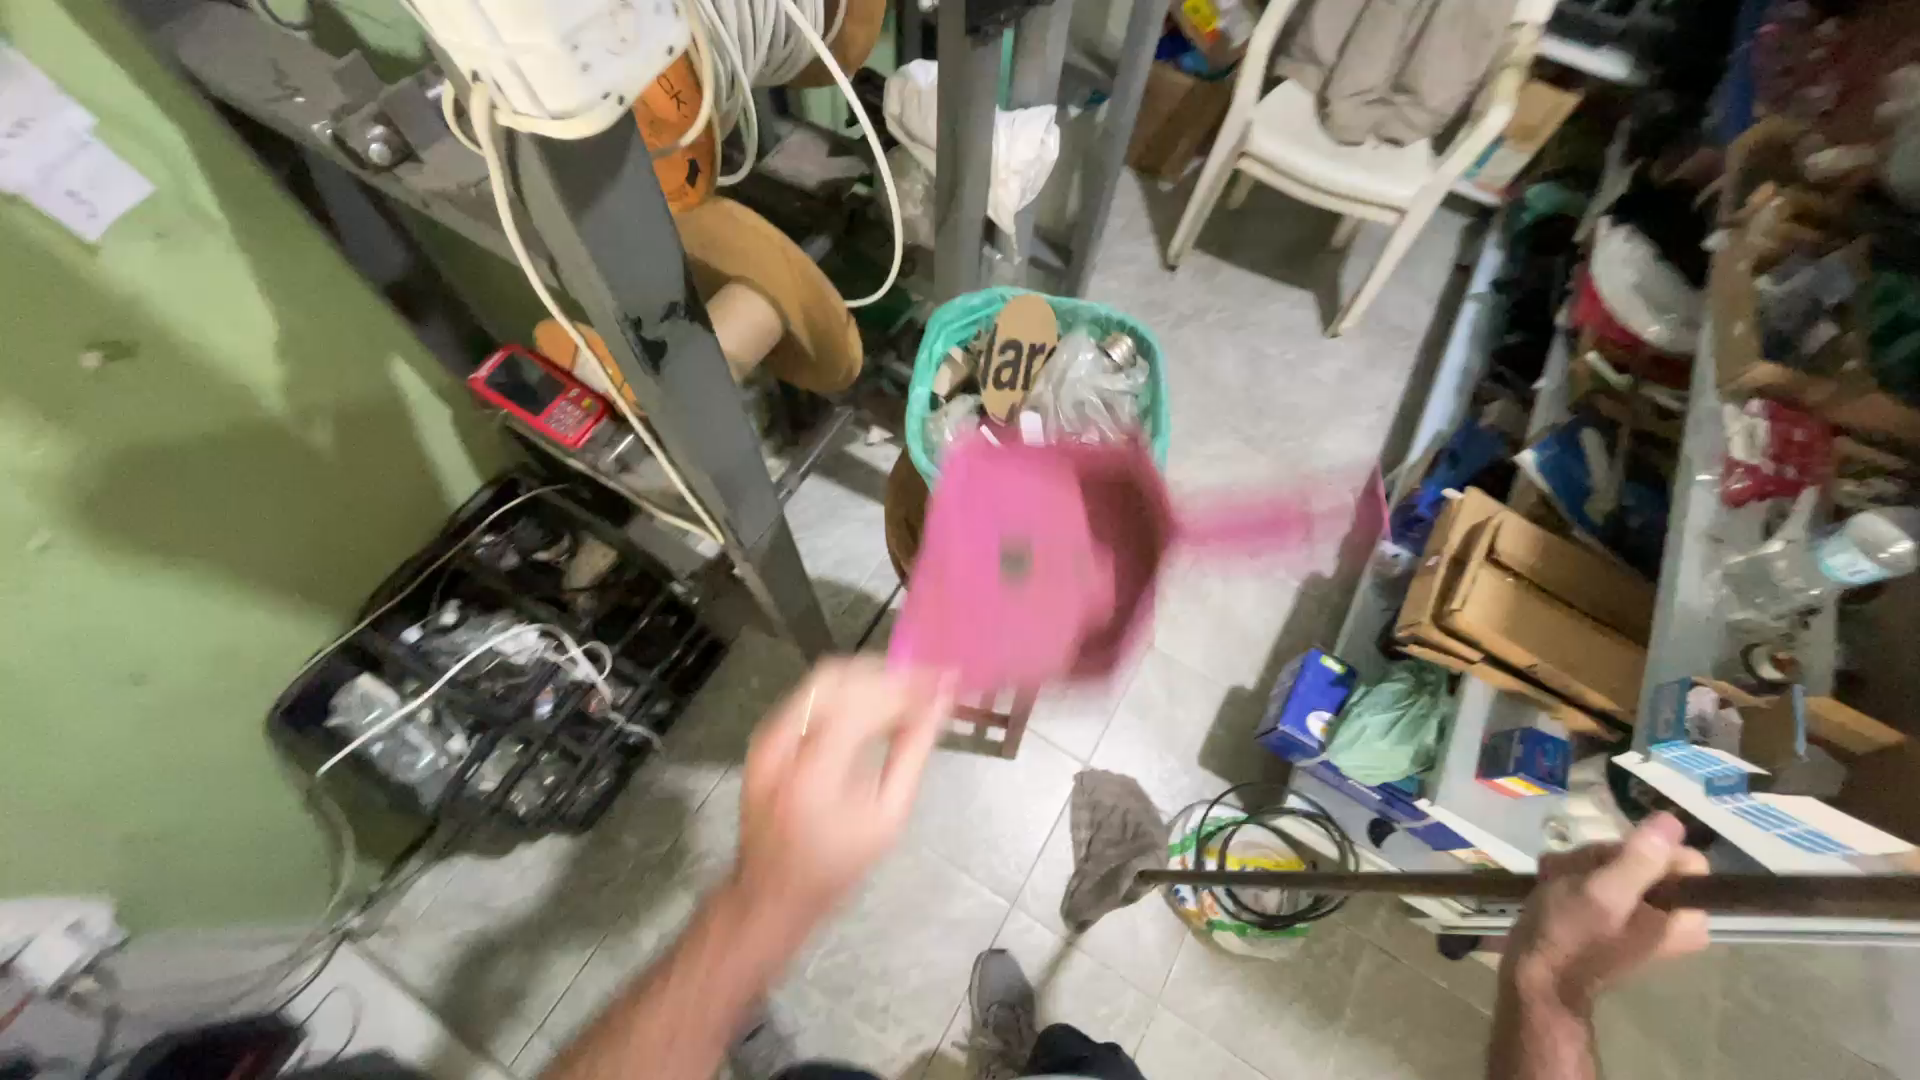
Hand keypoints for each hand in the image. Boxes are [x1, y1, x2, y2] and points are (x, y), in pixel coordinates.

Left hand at [731, 658, 953, 923]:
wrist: (770, 891)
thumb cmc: (836, 866)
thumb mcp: (887, 819)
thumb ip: (913, 754)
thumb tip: (940, 705)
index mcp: (816, 769)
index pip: (869, 701)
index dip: (912, 686)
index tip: (945, 681)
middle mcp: (786, 740)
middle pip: (843, 678)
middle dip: (890, 675)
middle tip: (927, 683)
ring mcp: (769, 735)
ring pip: (825, 679)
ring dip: (869, 678)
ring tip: (905, 692)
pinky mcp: (765, 735)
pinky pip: (811, 694)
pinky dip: (846, 690)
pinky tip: (872, 704)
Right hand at [1503, 812, 1710, 1018]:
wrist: (1537, 971)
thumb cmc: (1571, 933)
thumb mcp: (1603, 893)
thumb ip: (1638, 860)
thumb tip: (1671, 821)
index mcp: (1685, 914)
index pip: (1677, 855)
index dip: (1633, 850)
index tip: (1603, 868)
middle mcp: (1670, 913)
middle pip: (1639, 855)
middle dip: (1596, 859)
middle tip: (1574, 879)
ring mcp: (1639, 912)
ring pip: (1610, 862)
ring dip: (1576, 866)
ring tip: (1558, 884)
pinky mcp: (1611, 911)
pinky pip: (1596, 877)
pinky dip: (1569, 876)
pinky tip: (1554, 886)